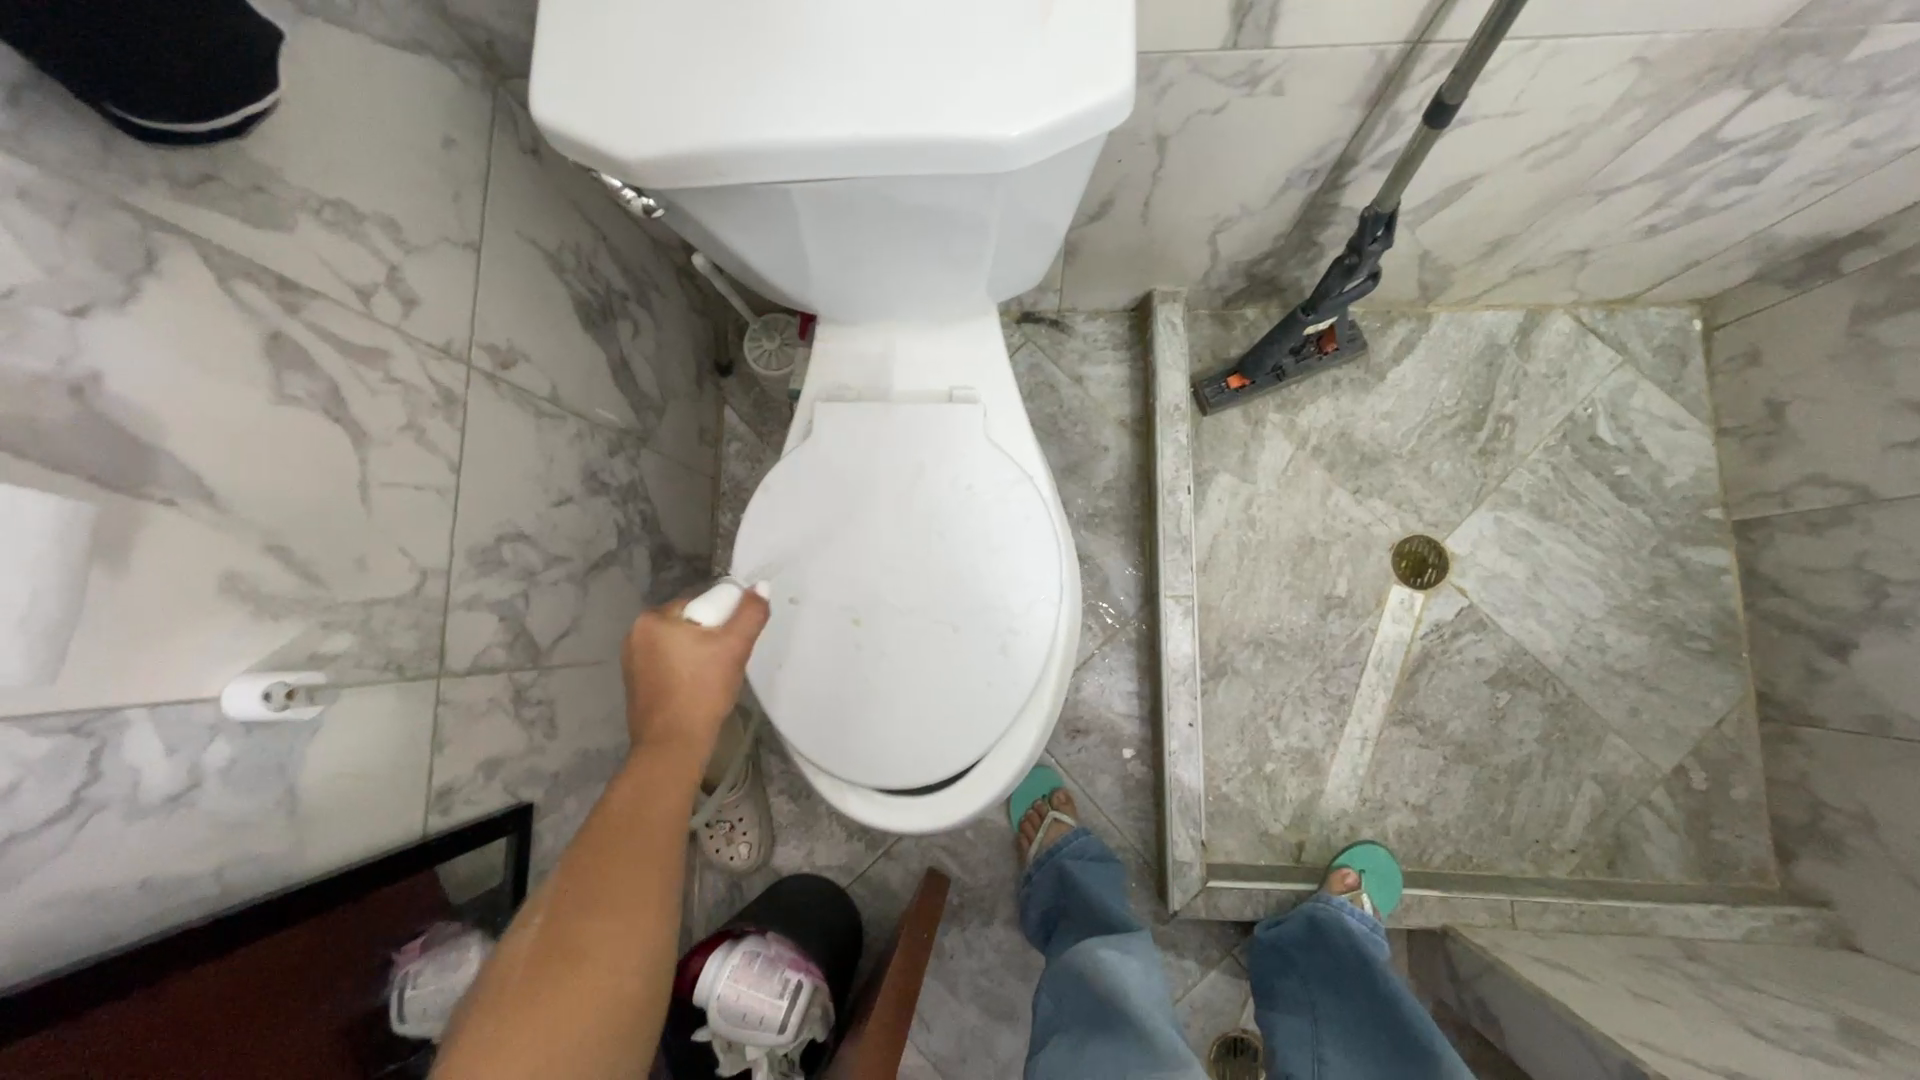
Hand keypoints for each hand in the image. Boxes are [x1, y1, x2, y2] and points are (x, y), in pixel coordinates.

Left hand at [620, 587, 770, 761]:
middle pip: (689, 624)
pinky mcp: (636, 684)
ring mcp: (632, 661)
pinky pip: (669, 665)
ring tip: (714, 678)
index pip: (699, 603)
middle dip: (710, 638)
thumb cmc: (702, 691)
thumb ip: (751, 613)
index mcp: (652, 619)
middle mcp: (635, 634)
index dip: (723, 620)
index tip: (734, 642)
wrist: (673, 745)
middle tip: (727, 662)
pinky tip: (697, 690)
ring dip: (698, 655)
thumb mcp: (734, 647)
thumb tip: (761, 586)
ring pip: (679, 645)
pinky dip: (685, 672)